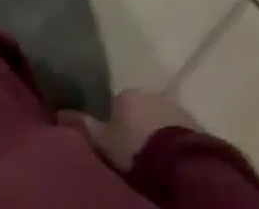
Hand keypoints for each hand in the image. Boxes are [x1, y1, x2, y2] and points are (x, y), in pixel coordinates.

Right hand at [62, 90, 200, 170]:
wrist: (184, 165)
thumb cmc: (135, 148)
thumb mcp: (103, 141)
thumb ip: (82, 125)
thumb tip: (59, 112)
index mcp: (126, 93)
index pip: (115, 103)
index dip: (113, 121)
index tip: (113, 140)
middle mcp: (152, 94)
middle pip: (140, 110)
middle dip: (137, 125)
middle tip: (133, 150)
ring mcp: (178, 109)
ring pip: (162, 121)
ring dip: (158, 134)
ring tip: (153, 157)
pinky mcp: (199, 128)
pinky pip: (180, 134)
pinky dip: (174, 143)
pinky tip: (171, 159)